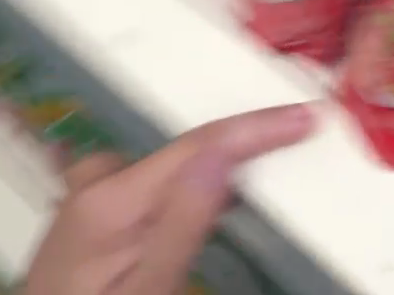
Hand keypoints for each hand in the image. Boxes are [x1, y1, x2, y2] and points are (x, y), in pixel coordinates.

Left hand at [23, 104, 315, 294]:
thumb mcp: (145, 294)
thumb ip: (181, 227)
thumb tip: (224, 153)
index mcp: (110, 197)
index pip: (200, 144)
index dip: (258, 128)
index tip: (307, 116)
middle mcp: (95, 180)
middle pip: (187, 147)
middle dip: (241, 142)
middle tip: (293, 134)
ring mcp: (87, 194)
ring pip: (171, 164)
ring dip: (216, 164)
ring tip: (262, 156)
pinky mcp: (89, 213)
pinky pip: (154, 181)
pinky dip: (189, 184)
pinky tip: (209, 196)